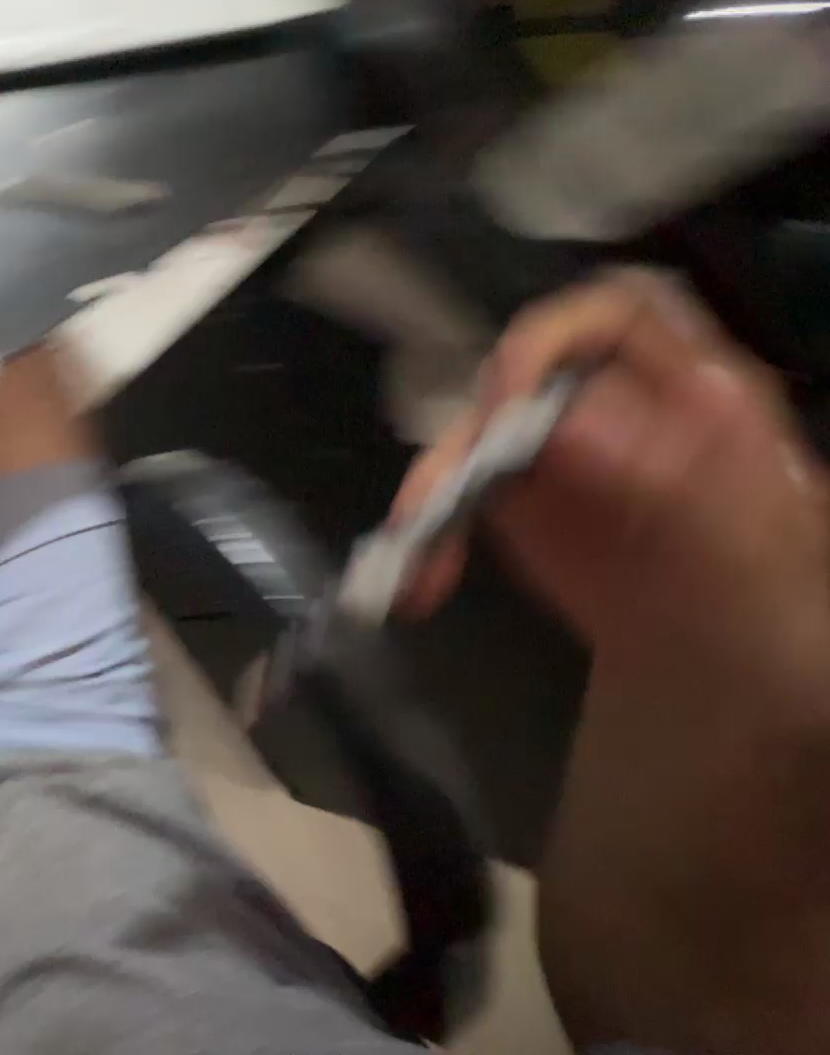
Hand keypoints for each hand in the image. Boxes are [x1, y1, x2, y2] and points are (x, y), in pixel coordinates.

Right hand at [394, 270, 829, 1053]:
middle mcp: (661, 453)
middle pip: (537, 383)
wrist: (715, 845)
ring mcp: (591, 496)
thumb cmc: (756, 758)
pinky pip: (461, 502)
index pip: (643, 329)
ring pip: (483, 440)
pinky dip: (426, 534)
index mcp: (740, 451)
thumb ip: (690, 528)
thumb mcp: (755, 650)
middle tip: (433, 519)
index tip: (489, 428)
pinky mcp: (538, 538)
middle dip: (471, 438)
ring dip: (434, 493)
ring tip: (419, 569)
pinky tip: (423, 586)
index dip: (555, 350)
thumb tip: (568, 421)